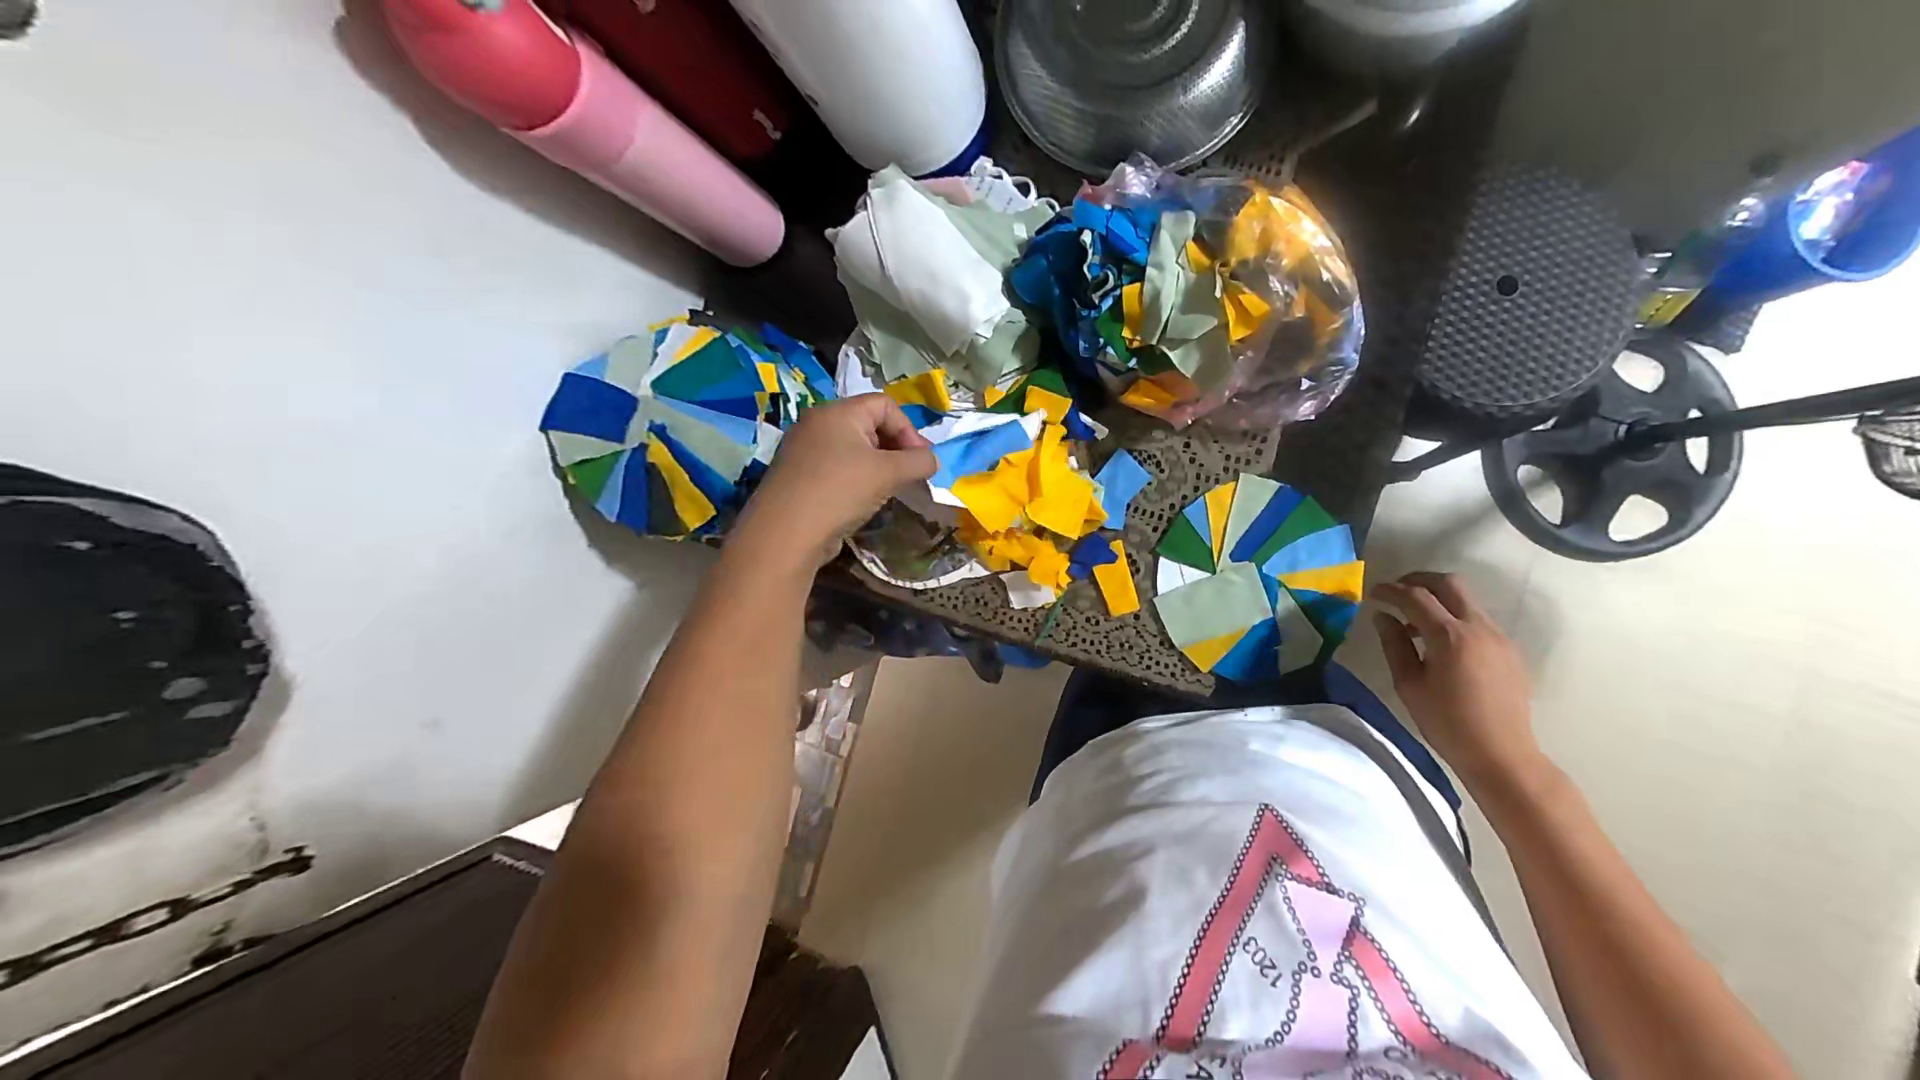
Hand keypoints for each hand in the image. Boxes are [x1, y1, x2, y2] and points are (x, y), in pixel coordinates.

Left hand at [731, 394, 935, 570]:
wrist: (785, 533)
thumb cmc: (840, 491)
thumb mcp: (888, 473)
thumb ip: (918, 462)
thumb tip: (932, 460)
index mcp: (838, 412)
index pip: (885, 404)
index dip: (909, 429)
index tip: (920, 460)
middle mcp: (817, 423)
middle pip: (868, 425)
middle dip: (895, 448)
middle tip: (908, 475)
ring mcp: (804, 450)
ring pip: (852, 449)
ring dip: (877, 466)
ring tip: (888, 490)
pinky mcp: (798, 476)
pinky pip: (836, 468)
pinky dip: (856, 479)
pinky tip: (861, 502)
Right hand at [1371, 572, 1544, 791]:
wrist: (1501, 754)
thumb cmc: (1446, 722)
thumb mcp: (1408, 684)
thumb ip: (1394, 644)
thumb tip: (1383, 616)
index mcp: (1450, 636)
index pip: (1415, 597)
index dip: (1390, 590)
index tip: (1372, 593)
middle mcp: (1479, 628)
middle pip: (1449, 584)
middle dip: (1418, 580)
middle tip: (1395, 592)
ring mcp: (1499, 637)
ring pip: (1466, 600)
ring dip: (1437, 600)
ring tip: (1412, 622)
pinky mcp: (1508, 650)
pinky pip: (1477, 619)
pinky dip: (1453, 617)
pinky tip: (1438, 642)